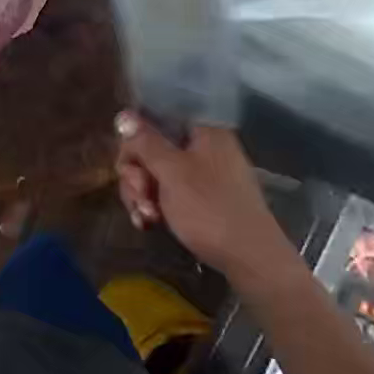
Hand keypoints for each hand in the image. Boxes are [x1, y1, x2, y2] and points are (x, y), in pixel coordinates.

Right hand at [114, 111, 295, 279]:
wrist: (250, 258)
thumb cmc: (209, 209)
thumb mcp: (171, 172)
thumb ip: (145, 143)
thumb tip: (123, 116)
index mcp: (203, 131)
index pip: (156, 122)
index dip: (135, 144)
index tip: (125, 169)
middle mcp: (207, 147)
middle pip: (155, 150)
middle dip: (138, 176)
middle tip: (139, 199)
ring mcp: (209, 174)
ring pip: (161, 174)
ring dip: (144, 195)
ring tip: (145, 218)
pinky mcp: (207, 199)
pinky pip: (174, 193)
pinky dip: (159, 206)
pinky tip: (151, 223)